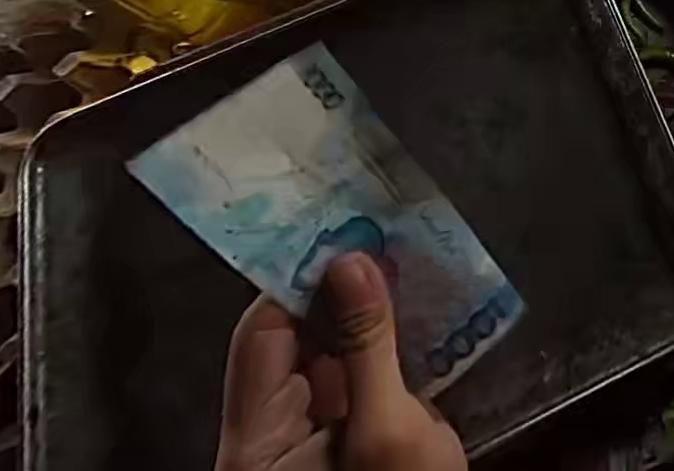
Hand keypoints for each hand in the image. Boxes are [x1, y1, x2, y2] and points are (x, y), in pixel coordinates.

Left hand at [216, 252, 464, 470]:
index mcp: (257, 441)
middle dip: (339, 281)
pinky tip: (416, 293)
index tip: (344, 231)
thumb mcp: (385, 431)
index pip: (263, 336)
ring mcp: (323, 422)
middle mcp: (279, 426)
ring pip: (332, 341)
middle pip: (296, 333)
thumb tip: (352, 262)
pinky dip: (386, 323)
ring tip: (402, 251)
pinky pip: (363, 357)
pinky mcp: (360, 418)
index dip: (298, 280)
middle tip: (382, 231)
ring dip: (367, 298)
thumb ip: (365, 346)